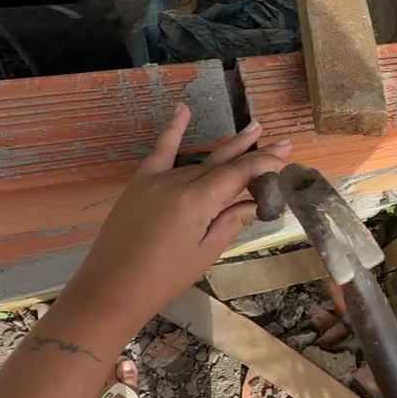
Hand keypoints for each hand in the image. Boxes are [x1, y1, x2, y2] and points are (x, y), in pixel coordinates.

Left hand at [58, 105, 288, 323]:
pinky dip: (173, 129)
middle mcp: (178, 181)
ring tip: (253, 129)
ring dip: (228, 148)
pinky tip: (183, 109)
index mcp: (198, 200)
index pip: (239, 173)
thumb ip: (231, 221)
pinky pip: (160, 151)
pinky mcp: (140, 183)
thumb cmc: (164, 278)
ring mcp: (157, 179)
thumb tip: (253, 203)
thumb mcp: (206, 252)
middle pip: (224, 161)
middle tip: (283, 140)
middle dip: (255, 150)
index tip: (286, 158)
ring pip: (200, 161)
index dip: (265, 164)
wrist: (110, 288)